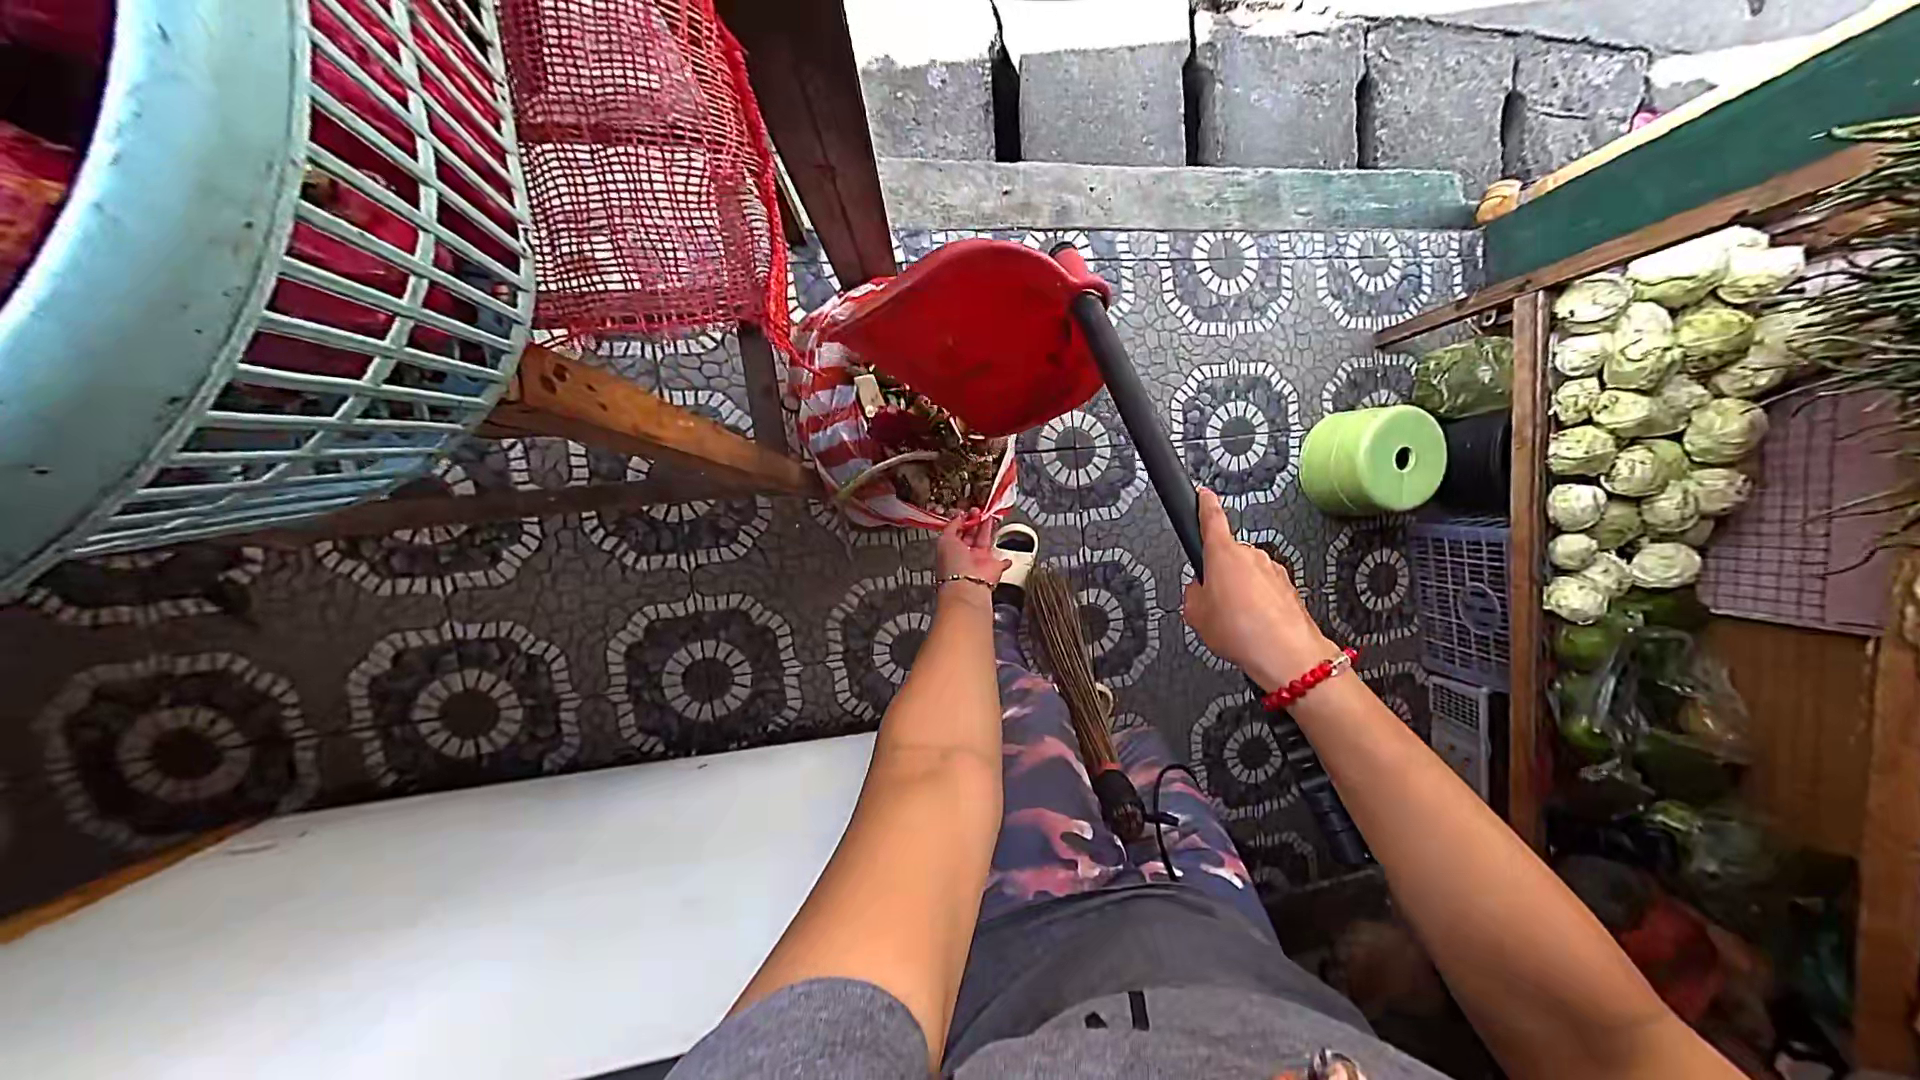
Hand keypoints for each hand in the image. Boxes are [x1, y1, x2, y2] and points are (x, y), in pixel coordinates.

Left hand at [934, 510, 1012, 587]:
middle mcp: (965, 556)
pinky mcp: (994, 568)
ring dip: (987, 530)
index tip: (967, 512)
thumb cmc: (953, 565)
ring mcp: (980, 562)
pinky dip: (1005, 560)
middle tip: (979, 511)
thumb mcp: (945, 539)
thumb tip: (957, 517)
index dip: (962, 521)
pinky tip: (1006, 555)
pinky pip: (1001, 563)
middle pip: (972, 535)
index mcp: (951, 549)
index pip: (957, 532)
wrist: (968, 585)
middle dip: (975, 522)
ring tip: (990, 516)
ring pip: (985, 542)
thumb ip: (951, 526)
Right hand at [1182, 488, 1336, 690]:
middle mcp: (1251, 555)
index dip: (1205, 503)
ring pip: (1248, 574)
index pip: (1212, 517)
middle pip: (1228, 554)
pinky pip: (1265, 589)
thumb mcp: (1195, 614)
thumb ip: (1193, 594)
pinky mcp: (1289, 588)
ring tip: (1234, 620)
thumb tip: (1199, 590)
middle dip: (1219, 573)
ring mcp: (1273, 570)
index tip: (1204, 494)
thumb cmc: (1241, 630)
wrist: (1286, 653)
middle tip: (1212, 600)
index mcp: (1223, 553)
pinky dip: (1258, 602)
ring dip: (1240, 590)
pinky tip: (1253, 624)